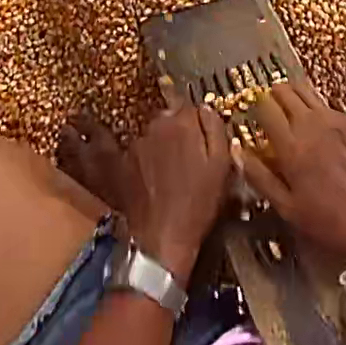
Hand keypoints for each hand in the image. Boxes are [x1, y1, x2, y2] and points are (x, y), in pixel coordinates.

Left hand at [121, 106, 230, 277]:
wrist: (161, 237)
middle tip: (192, 159)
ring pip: (156, 134)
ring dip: (165, 145)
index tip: (205, 141)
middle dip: (182, 132)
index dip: (201, 124)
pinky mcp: (124, 160)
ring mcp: (137, 141)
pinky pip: (143, 151)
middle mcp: (156, 125)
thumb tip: (207, 109)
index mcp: (181, 123)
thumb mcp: (220, 166)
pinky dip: (150, 159)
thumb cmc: (198, 204)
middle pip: (172, 118)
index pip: (193, 107)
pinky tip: (158, 181)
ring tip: (175, 173)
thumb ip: (215, 129)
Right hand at [237, 82, 345, 263]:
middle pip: (281, 90)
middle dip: (269, 96)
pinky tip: (307, 121)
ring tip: (284, 110)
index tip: (249, 118)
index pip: (263, 106)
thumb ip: (259, 176)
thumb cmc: (329, 218)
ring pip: (301, 88)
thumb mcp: (287, 207)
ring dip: (288, 94)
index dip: (253, 108)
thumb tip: (237, 151)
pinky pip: (319, 99)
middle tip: (264, 111)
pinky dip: (307, 102)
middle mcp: (308, 122)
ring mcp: (329, 117)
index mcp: (291, 144)